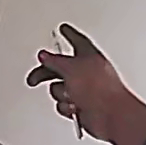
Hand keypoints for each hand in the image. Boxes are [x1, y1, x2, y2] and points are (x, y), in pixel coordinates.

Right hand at [27, 25, 145, 144]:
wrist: (111, 116)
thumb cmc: (100, 89)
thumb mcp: (72, 68)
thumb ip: (55, 60)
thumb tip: (44, 55)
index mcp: (89, 57)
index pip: (76, 40)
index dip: (68, 34)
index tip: (63, 28)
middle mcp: (86, 72)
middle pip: (58, 67)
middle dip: (45, 74)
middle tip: (34, 79)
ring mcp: (83, 89)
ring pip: (58, 87)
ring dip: (61, 93)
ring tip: (72, 96)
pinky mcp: (80, 105)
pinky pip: (62, 103)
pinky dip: (66, 106)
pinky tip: (76, 107)